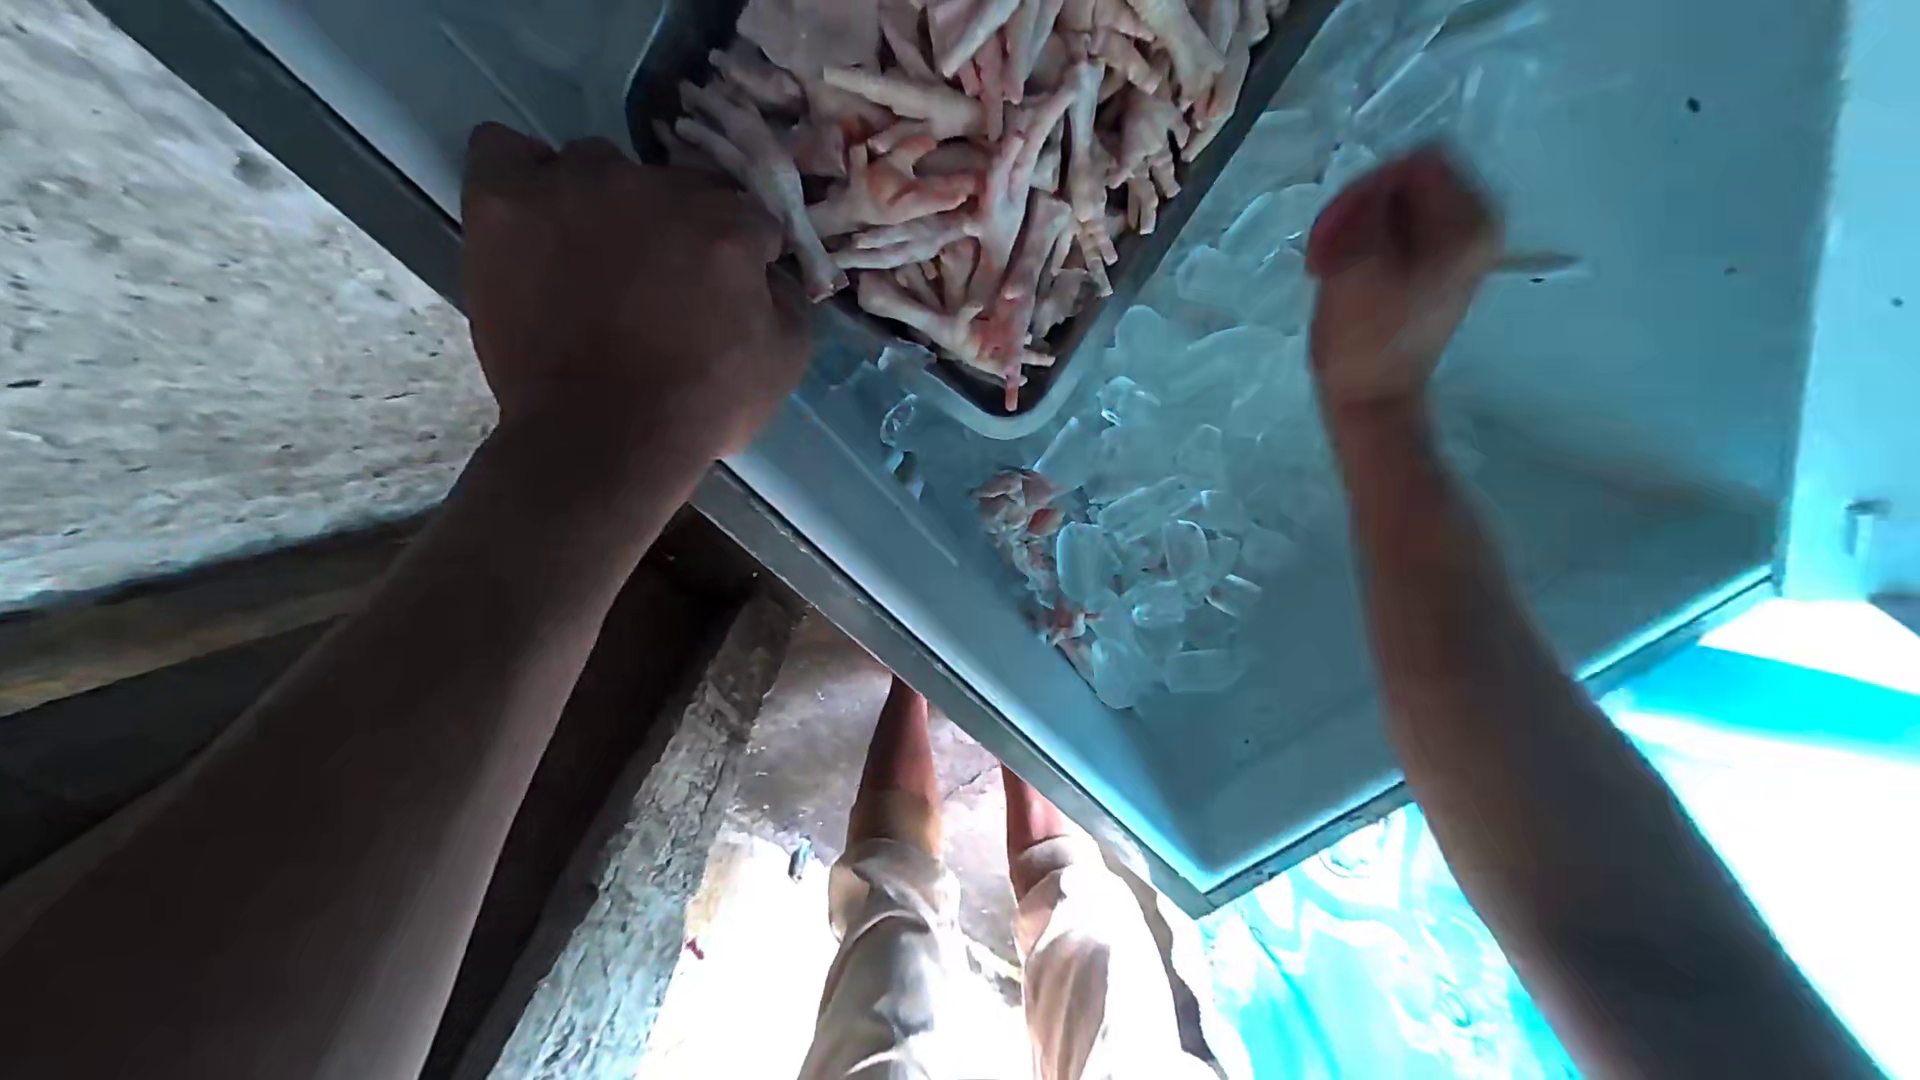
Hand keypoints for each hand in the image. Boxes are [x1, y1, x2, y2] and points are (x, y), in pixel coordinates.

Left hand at [461, 122, 808, 456]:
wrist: (604, 438)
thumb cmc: (703, 407)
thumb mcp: (785, 364)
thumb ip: (790, 300)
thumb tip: (772, 270)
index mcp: (726, 228)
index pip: (751, 216)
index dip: (750, 255)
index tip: (737, 289)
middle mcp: (654, 188)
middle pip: (681, 186)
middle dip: (688, 229)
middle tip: (674, 283)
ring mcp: (573, 188)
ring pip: (602, 166)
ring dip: (614, 204)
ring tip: (603, 260)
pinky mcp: (504, 202)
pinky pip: (506, 151)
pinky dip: (527, 178)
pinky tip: (542, 220)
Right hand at [1305, 148, 1500, 412]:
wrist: (1371, 399)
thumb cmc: (1363, 341)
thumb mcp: (1356, 266)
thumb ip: (1366, 210)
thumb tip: (1371, 188)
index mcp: (1468, 221)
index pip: (1416, 162)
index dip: (1364, 189)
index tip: (1331, 234)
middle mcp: (1474, 226)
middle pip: (1408, 182)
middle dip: (1356, 211)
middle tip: (1322, 255)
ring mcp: (1454, 249)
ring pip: (1394, 208)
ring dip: (1352, 231)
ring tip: (1327, 268)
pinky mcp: (1431, 269)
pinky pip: (1393, 234)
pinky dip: (1362, 247)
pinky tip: (1342, 275)